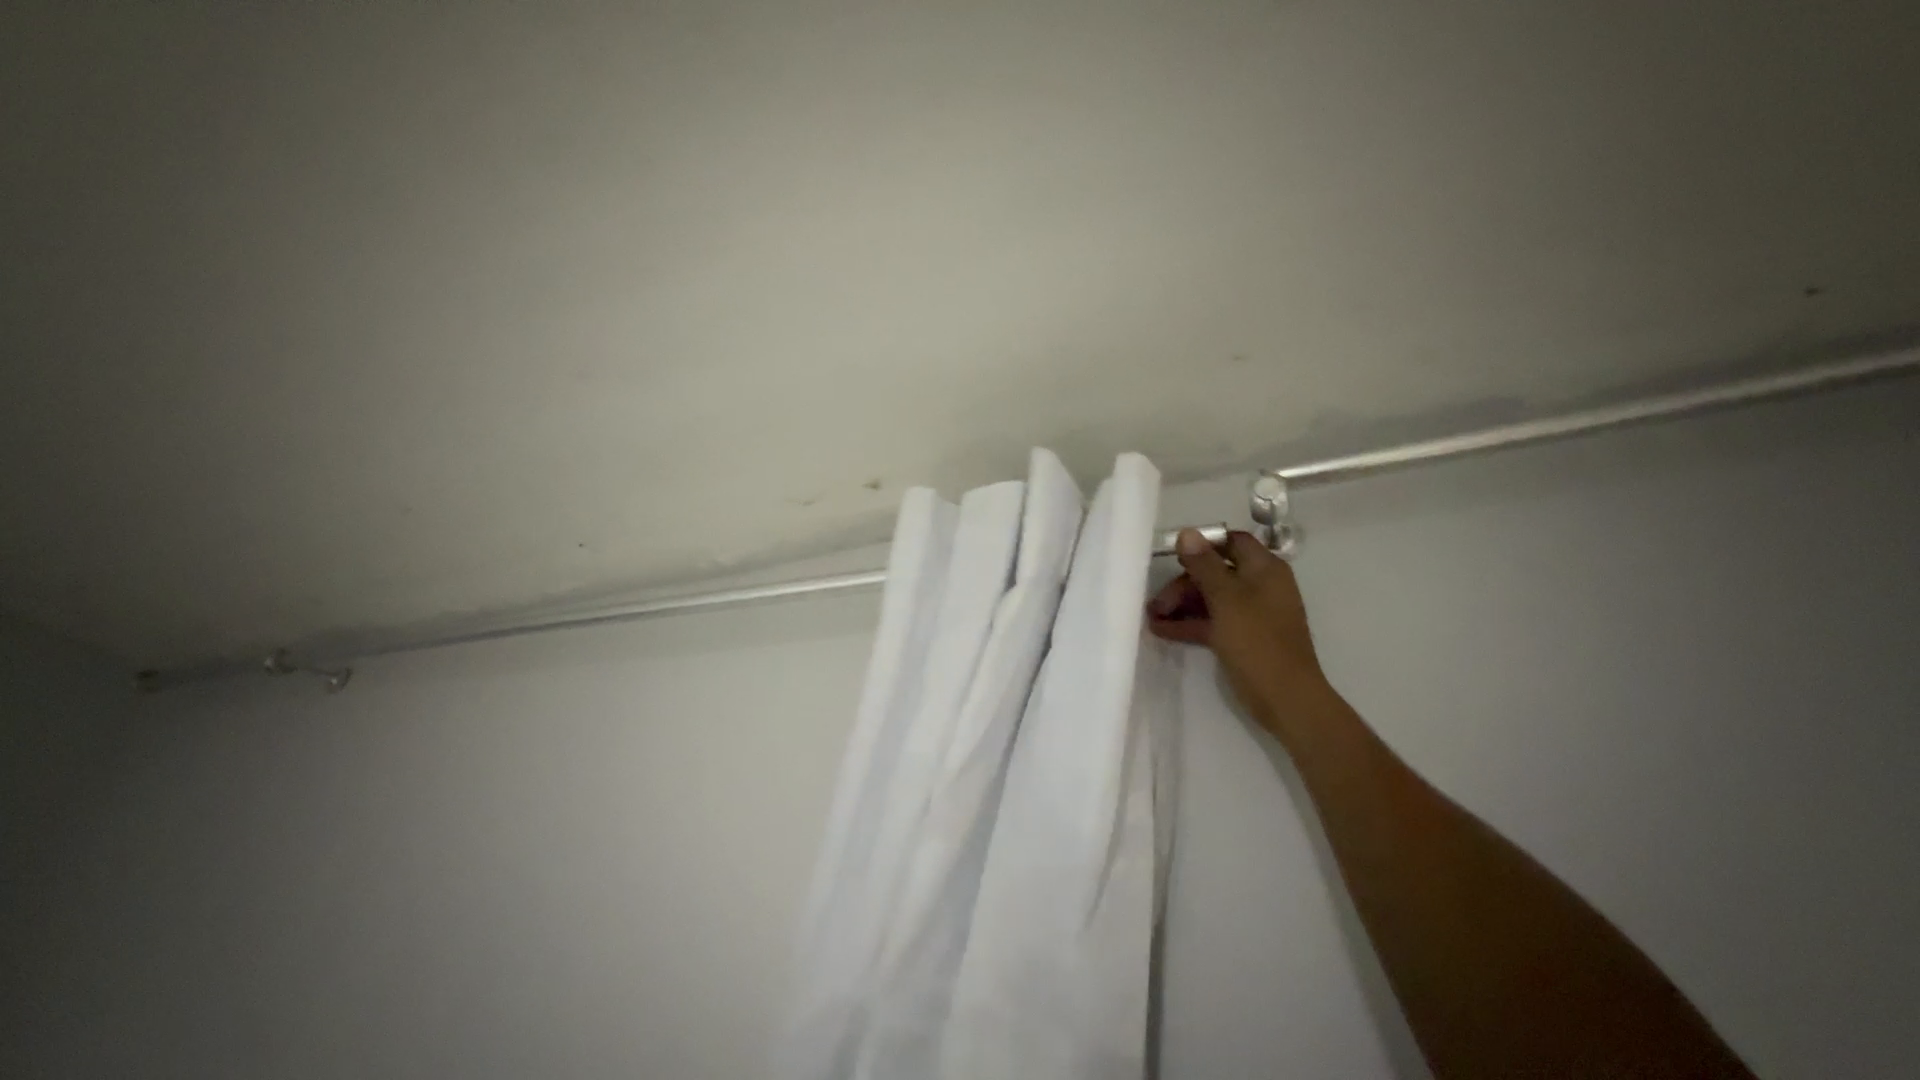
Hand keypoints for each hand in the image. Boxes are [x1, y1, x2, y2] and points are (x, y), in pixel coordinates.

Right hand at [1147, 528, 1329, 730]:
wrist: (1285, 698)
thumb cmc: (1258, 641)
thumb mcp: (1226, 599)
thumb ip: (1204, 565)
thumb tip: (1187, 533)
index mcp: (1264, 569)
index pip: (1232, 542)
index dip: (1203, 545)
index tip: (1172, 557)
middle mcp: (1259, 586)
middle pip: (1215, 572)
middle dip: (1183, 584)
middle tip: (1156, 603)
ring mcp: (1251, 614)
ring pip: (1210, 599)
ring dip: (1181, 605)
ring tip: (1151, 619)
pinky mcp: (1242, 638)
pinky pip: (1212, 622)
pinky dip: (1189, 624)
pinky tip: (1161, 631)